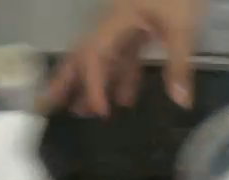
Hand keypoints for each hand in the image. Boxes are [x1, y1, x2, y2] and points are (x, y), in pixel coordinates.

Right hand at [45, 0, 202, 115]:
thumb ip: (179, 64)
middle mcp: (114, 21)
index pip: (94, 55)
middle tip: (47, 106)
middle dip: (67, 80)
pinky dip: (122, 75)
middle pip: (84, 53)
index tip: (100, 112)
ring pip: (103, 56)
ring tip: (83, 112)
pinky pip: (124, 54)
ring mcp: (126, 22)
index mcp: (117, 18)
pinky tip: (123, 99)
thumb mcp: (182, 25)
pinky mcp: (141, 25)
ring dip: (94, 83)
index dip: (93, 84)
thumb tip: (180, 102)